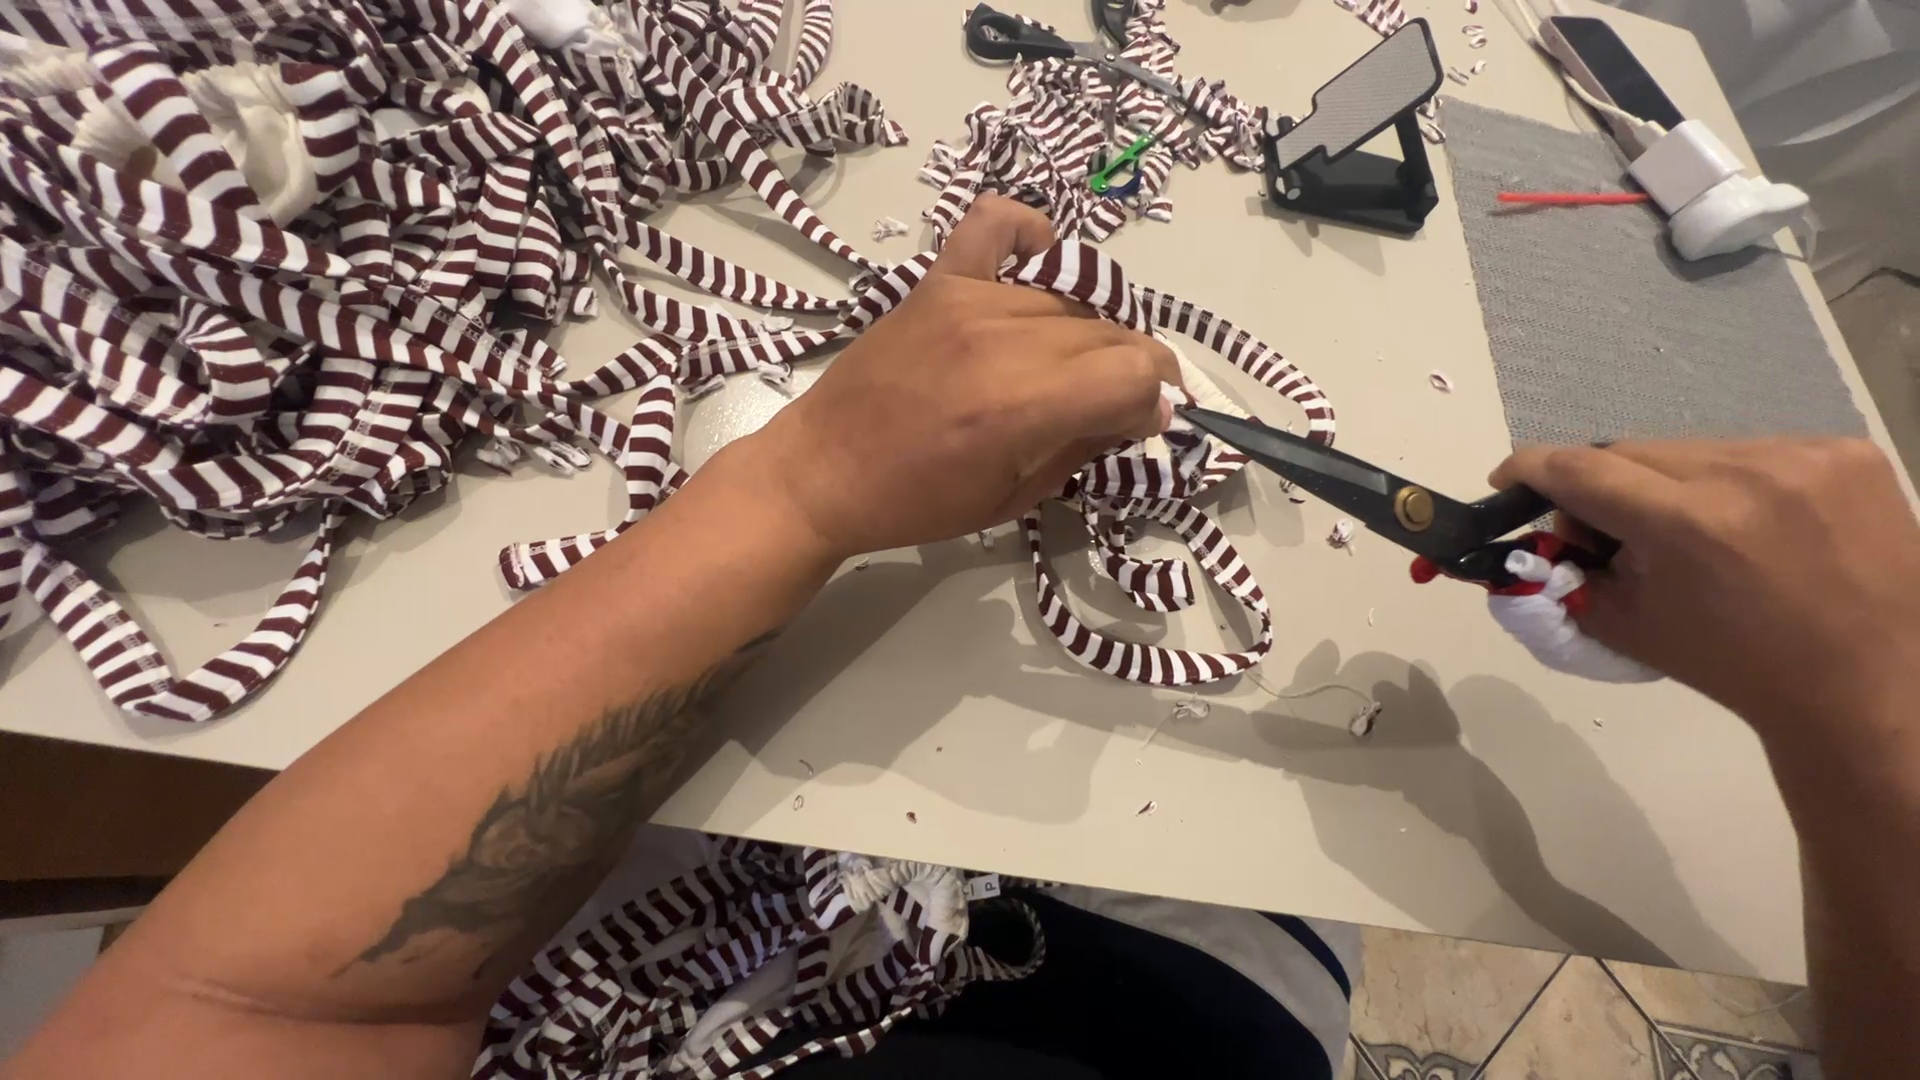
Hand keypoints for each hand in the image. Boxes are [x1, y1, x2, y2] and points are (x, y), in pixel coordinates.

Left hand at [730, 195, 1180, 559]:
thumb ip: (1082, 448)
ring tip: (1063, 366)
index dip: (1154, 401)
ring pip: (1069, 298)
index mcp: (1022, 405)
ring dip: (1087, 334)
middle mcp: (1003, 340)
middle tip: (1109, 403)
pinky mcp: (936, 281)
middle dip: (1131, 372)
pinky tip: (1033, 276)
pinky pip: (997, 226)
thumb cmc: (915, 502)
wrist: (822, 472)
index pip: (1136, 372)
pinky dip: (1029, 238)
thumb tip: (1137, 413)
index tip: (1140, 422)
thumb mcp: (1012, 498)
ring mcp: (968, 300)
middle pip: (1112, 333)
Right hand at [1491, 438, 1919, 743]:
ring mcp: (1804, 456)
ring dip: (1655, 482)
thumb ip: (1561, 568)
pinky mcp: (1843, 452)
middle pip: (1623, 452)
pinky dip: (1716, 480)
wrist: (1870, 682)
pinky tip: (1737, 521)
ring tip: (1679, 532)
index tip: (1506, 479)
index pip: (1575, 468)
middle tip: (1602, 534)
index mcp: (1685, 523)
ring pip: (1678, 449)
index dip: (1526, 468)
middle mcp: (1746, 474)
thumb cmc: (1729, 662)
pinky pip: (1739, 449)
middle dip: (1595, 487)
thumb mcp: (1616, 620)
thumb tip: (1536, 531)